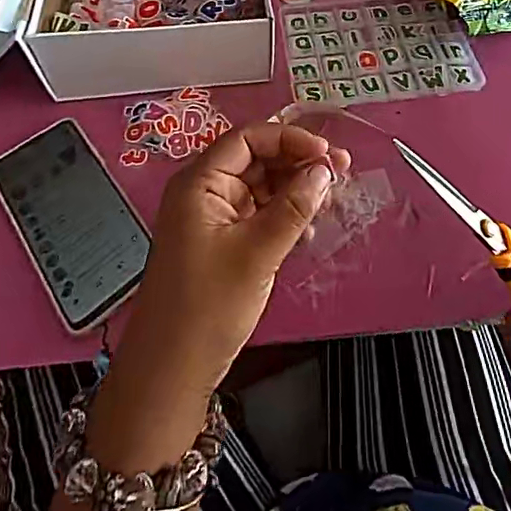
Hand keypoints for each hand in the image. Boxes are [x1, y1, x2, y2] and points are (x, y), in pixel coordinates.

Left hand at [124, 122, 348, 390]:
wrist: (171, 371)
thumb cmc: (207, 307)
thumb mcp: (257, 253)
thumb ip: (293, 207)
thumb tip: (324, 170)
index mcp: (200, 183)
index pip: (248, 139)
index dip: (289, 139)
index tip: (325, 153)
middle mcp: (204, 192)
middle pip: (256, 158)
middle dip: (297, 161)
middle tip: (340, 170)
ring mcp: (213, 217)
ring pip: (261, 185)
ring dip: (295, 187)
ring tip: (331, 195)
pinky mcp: (223, 240)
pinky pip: (259, 211)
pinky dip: (285, 212)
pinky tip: (309, 224)